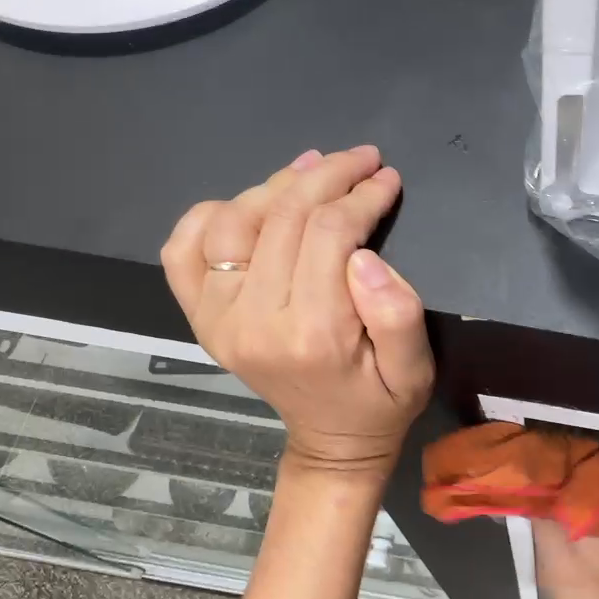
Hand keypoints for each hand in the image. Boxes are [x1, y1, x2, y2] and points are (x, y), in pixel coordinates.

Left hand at [160, 146, 433, 476]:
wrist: (333, 439)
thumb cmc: (381, 402)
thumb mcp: (415, 369)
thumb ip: (398, 314)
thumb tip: (364, 256)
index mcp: (313, 335)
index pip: (329, 235)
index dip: (360, 196)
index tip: (386, 179)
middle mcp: (254, 322)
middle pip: (283, 217)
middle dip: (327, 177)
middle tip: (360, 159)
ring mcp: (218, 319)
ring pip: (234, 221)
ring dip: (275, 185)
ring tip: (313, 170)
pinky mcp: (201, 318)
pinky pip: (183, 250)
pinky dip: (210, 215)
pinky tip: (248, 205)